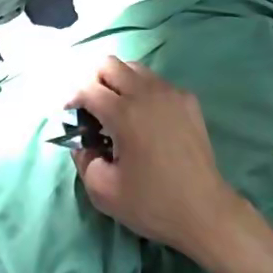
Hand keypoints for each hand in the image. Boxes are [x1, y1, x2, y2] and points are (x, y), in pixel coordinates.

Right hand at [66, 57, 244, 257]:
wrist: (203, 208)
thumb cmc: (151, 203)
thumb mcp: (103, 191)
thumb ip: (83, 159)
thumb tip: (81, 140)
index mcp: (125, 113)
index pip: (89, 89)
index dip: (73, 99)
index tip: (69, 115)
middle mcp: (148, 93)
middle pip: (111, 64)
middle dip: (94, 81)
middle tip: (91, 108)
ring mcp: (171, 92)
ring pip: (136, 69)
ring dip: (119, 82)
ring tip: (117, 111)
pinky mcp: (188, 99)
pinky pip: (158, 83)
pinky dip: (143, 92)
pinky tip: (145, 120)